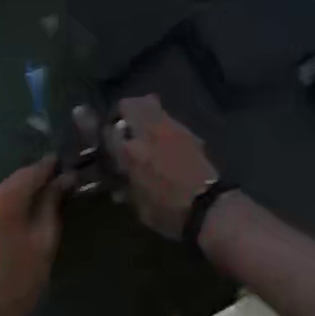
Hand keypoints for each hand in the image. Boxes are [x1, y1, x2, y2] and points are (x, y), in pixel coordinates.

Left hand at [0, 156, 70, 315]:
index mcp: (4, 198)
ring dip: (24, 187)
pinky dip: (11, 199)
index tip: (65, 160)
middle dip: (37, 176)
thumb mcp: (45, 238)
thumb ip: (53, 202)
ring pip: (6, 188)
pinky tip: (26, 206)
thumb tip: (67, 176)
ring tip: (46, 189)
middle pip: (17, 178)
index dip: (49, 165)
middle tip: (59, 175)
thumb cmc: (24, 278)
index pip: (31, 172)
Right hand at [103, 95, 218, 238]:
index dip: (105, 136)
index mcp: (129, 150)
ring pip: (149, 102)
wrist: (209, 208)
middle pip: (127, 104)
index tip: (106, 144)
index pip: (108, 131)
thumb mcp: (140, 207)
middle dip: (121, 112)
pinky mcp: (186, 129)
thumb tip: (119, 187)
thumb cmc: (170, 213)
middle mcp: (146, 131)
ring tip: (143, 126)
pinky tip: (164, 137)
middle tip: (122, 127)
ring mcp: (168, 126)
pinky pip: (167, 116)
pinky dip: (161, 121)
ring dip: (142, 110)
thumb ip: (127, 189)